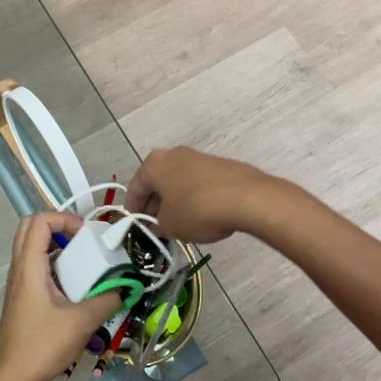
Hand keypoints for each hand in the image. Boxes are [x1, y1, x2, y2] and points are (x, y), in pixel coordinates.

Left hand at [0, 213, 121, 380]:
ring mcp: (18, 283)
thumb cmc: (42, 346)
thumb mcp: (81, 322)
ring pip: (33, 248)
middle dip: (59, 226)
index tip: (88, 234)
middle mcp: (20, 268)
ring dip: (57, 246)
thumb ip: (107, 301)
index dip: (65, 218)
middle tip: (83, 241)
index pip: (39, 220)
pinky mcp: (22, 297)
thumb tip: (125, 288)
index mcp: (29, 266)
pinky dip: (55, 266)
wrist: (12, 377)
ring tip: (84, 261)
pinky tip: (76, 286)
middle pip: (31, 228)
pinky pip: (37, 268)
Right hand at [123, 147, 286, 243]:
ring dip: (174, 200)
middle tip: (156, 226)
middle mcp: (174, 154)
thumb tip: (157, 226)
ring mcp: (198, 156)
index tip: (135, 226)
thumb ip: (156, 226)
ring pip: (177, 181)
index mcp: (154, 164)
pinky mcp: (219, 164)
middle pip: (157, 182)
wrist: (247, 198)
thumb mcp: (170, 226)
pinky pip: (197, 182)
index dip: (133, 210)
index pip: (134, 188)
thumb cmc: (197, 210)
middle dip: (154, 204)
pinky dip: (193, 196)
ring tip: (178, 223)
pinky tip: (200, 214)